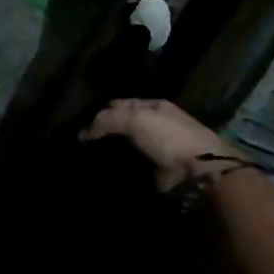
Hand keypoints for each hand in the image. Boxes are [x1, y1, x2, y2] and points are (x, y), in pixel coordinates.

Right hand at [80, 98, 234, 191]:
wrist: (195, 168)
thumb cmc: (167, 136)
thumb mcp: (134, 119)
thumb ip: (106, 120)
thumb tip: (82, 134)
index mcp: (153, 106)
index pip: (119, 104)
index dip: (100, 112)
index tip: (80, 124)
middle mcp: (153, 123)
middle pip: (119, 125)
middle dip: (101, 132)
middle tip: (79, 142)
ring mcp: (153, 145)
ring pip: (121, 145)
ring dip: (106, 151)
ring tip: (84, 157)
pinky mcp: (151, 165)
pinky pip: (127, 162)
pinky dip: (114, 165)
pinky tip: (98, 168)